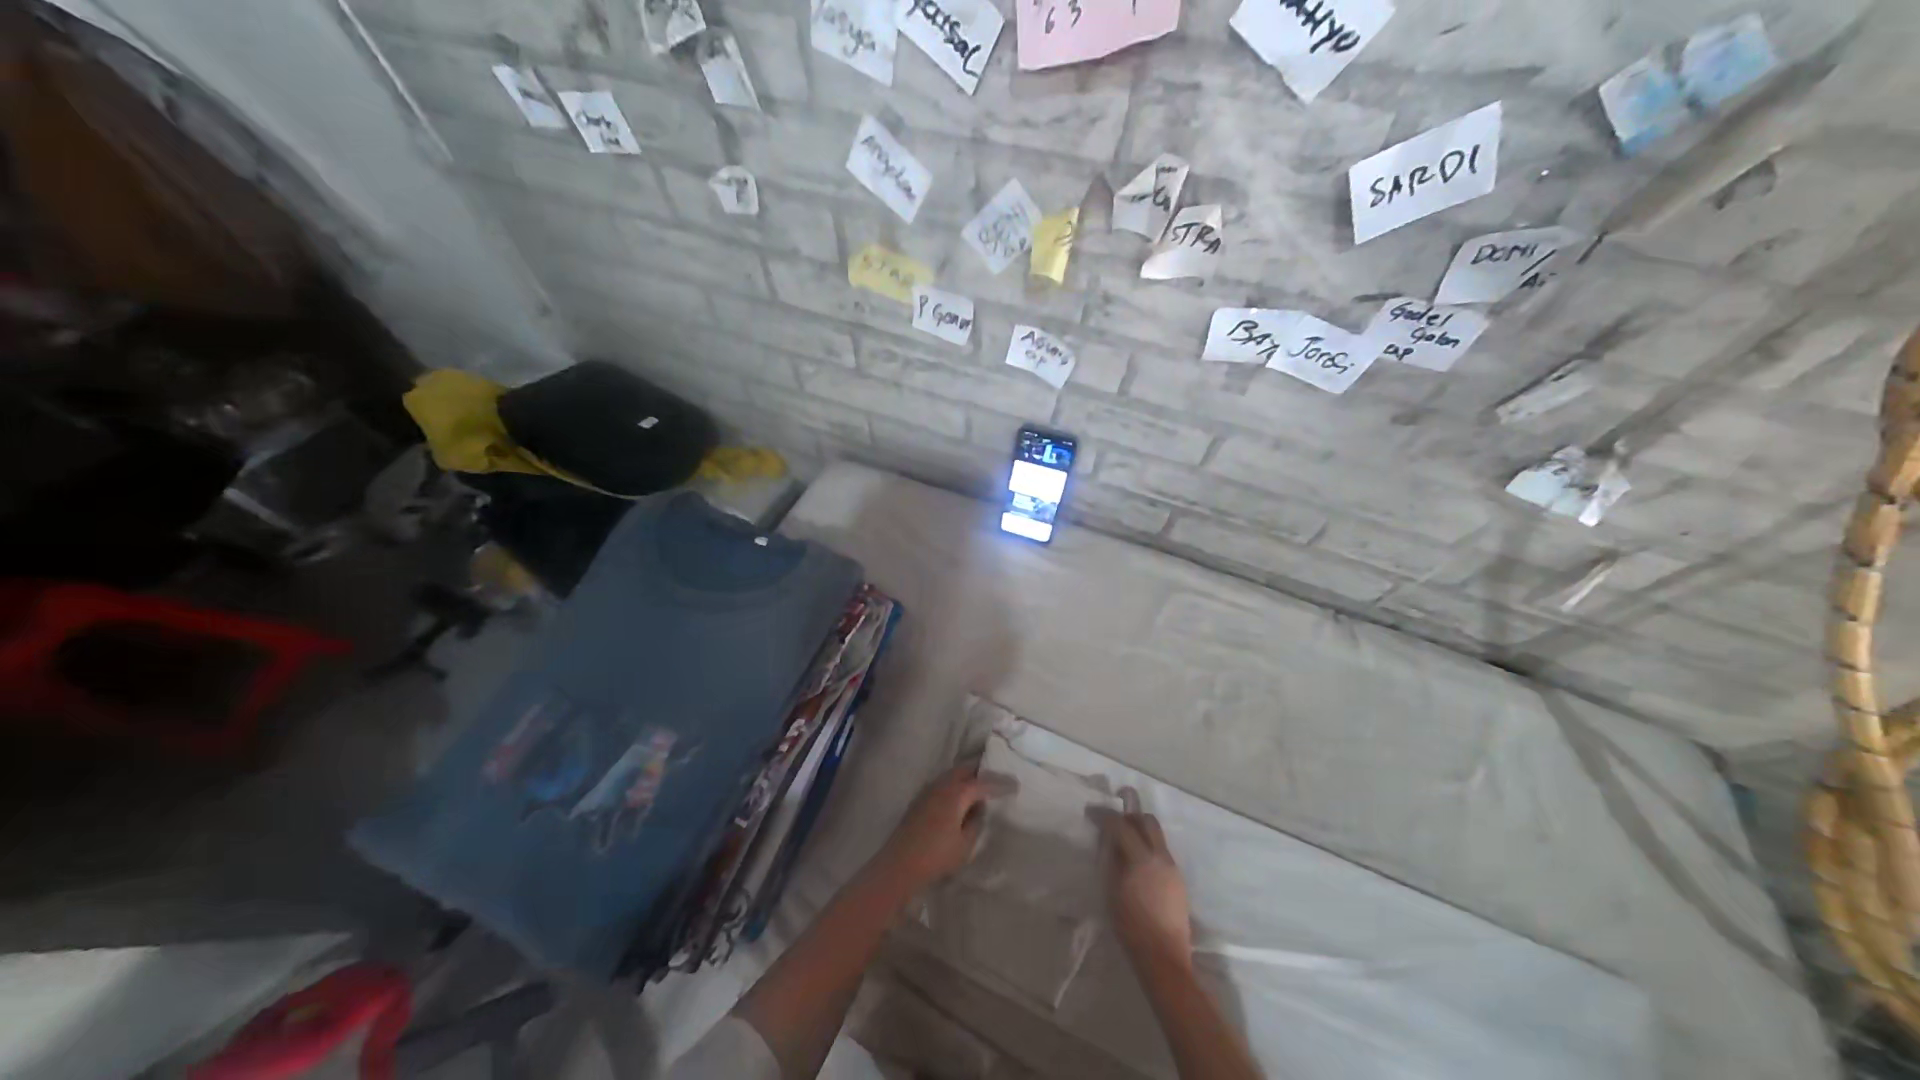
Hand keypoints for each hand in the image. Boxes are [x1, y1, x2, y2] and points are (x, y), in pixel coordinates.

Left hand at [867, 764, 1005, 895]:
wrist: (899, 866)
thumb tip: (979, 809)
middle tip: (997, 778)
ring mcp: (927, 791)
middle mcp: (941, 786)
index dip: (1000, 783)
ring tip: (981, 787)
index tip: (1015, 785)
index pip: (983, 783)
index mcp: (955, 794)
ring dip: (967, 777)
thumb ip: (976, 823)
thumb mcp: (965, 845)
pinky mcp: (919, 801)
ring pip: (951, 775)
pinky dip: (955, 785)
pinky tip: (960, 798)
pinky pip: (942, 784)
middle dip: (982, 771)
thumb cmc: (936, 857)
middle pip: (965, 770)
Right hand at [1100, 788, 1192, 972]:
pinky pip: (1161, 851)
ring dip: (1140, 830)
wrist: (1163, 956)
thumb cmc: (1130, 925)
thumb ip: (1111, 859)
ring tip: (1123, 842)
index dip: (1104, 815)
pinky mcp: (1178, 878)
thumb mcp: (1111, 890)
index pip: (1121, 824)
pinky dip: (1147, 846)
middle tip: (1112, 822)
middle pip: (1147, 820)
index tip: (1091, 812)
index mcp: (1141, 858)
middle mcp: (1160, 856)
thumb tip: (1109, 839)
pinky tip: (1137, 863)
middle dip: (1128, 814)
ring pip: (1157, 834)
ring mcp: (1172, 866)